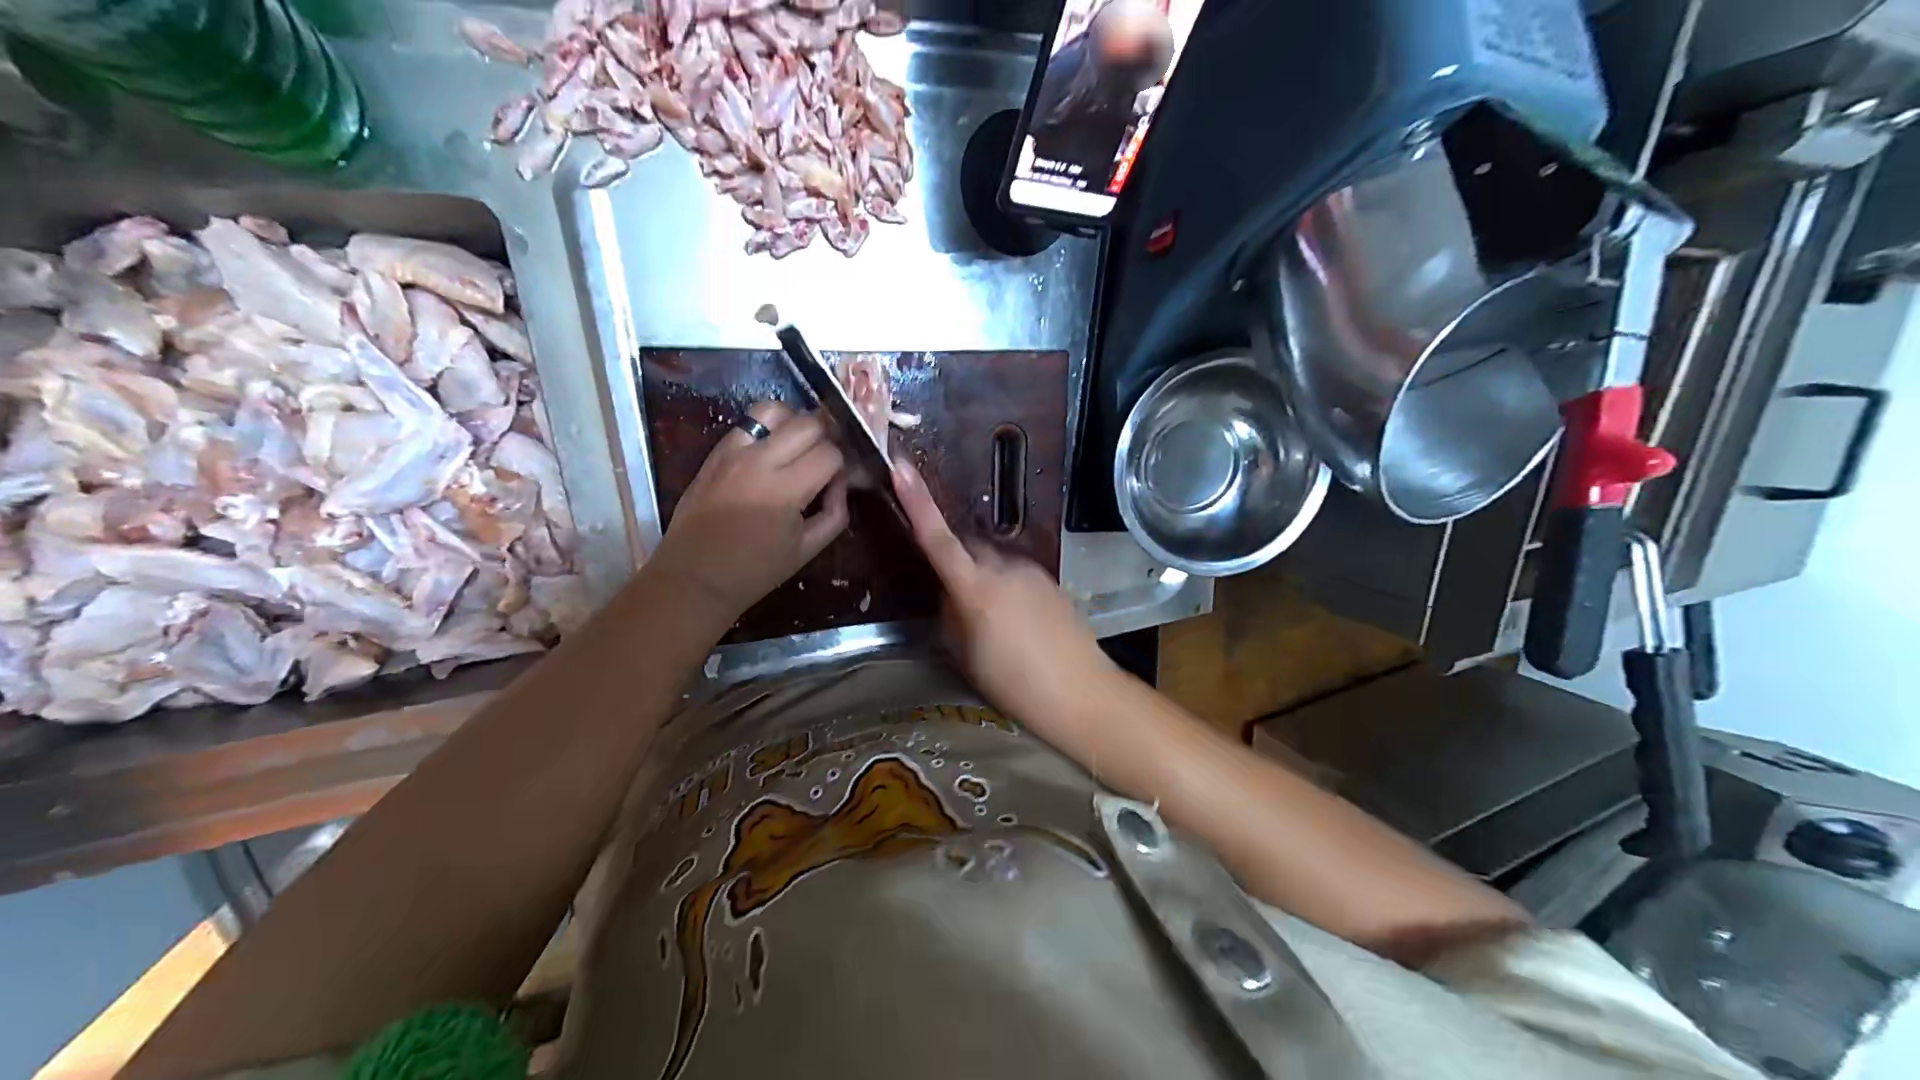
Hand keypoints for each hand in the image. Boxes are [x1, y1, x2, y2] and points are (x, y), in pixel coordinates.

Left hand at [647, 402, 847, 626]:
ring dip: (795, 423)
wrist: (694, 577)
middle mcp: (759, 461)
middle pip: (809, 423)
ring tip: (797, 447)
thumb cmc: (755, 571)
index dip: (842, 466)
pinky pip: (747, 422)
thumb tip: (840, 483)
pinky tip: (770, 452)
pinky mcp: (715, 452)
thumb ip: (835, 513)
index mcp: (785, 490)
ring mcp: (733, 452)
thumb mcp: (808, 549)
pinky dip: (767, 428)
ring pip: (775, 409)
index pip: (830, 453)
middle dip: (826, 438)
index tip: (838, 483)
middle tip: (824, 461)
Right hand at [892, 459, 1119, 730]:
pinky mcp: (1050, 580)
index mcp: (977, 589)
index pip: (938, 540)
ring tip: (989, 620)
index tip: (901, 468)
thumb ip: (950, 616)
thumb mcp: (966, 655)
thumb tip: (948, 594)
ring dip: (981, 576)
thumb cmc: (1014, 682)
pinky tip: (1015, 621)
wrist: (1080, 691)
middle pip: (967, 546)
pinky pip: (1015, 573)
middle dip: (954, 559)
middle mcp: (1005, 569)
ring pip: (992, 560)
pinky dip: (1004, 586)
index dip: (917, 503)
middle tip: (951, 598)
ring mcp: (1032, 571)